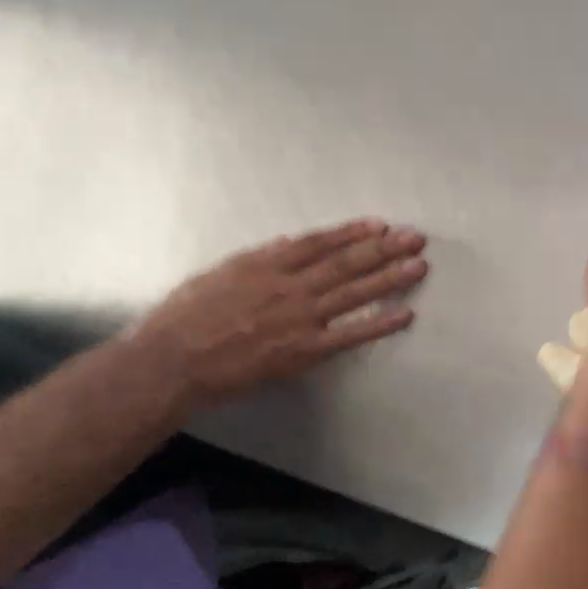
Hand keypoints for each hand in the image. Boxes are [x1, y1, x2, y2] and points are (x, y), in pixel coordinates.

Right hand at [129, 219, 427, 409]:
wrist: (168, 363)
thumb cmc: (185, 319)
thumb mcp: (218, 276)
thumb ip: (261, 260)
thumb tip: (295, 243)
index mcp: (263, 266)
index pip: (317, 244)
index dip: (352, 233)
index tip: (381, 225)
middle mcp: (286, 288)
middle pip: (344, 263)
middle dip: (383, 249)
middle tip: (415, 239)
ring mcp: (299, 318)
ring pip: (353, 293)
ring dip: (390, 279)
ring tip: (419, 266)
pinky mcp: (305, 349)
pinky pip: (351, 335)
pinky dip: (381, 324)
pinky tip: (407, 315)